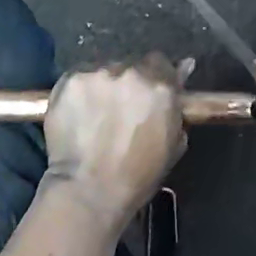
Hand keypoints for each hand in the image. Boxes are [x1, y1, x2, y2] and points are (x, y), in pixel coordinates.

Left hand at [42, 53, 192, 227]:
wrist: (87, 192)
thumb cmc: (136, 177)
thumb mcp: (171, 144)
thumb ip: (177, 106)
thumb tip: (184, 67)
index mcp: (160, 86)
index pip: (160, 62)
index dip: (154, 78)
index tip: (146, 95)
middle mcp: (131, 72)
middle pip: (131, 66)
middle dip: (128, 83)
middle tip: (120, 110)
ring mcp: (99, 73)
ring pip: (105, 71)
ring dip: (104, 86)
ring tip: (96, 114)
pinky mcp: (71, 80)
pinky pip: (80, 77)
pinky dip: (80, 92)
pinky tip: (77, 114)